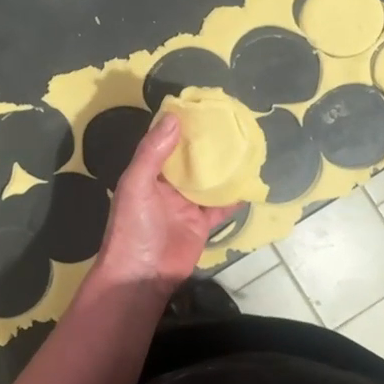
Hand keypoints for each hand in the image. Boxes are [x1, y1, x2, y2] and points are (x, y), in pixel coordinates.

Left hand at [94, 114, 242, 289]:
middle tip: (231, 122)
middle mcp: (167, 186)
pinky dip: (234, 196)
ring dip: (222, 167)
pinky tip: (250, 182)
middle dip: (206, 144)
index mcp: (147, 173)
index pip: (164, 142)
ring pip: (207, 180)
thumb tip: (174, 117)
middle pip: (189, 159)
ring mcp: (186, 205)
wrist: (142, 277)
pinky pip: (221, 207)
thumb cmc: (133, 228)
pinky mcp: (202, 224)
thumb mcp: (137, 184)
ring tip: (245, 145)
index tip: (202, 106)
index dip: (180, 125)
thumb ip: (153, 152)